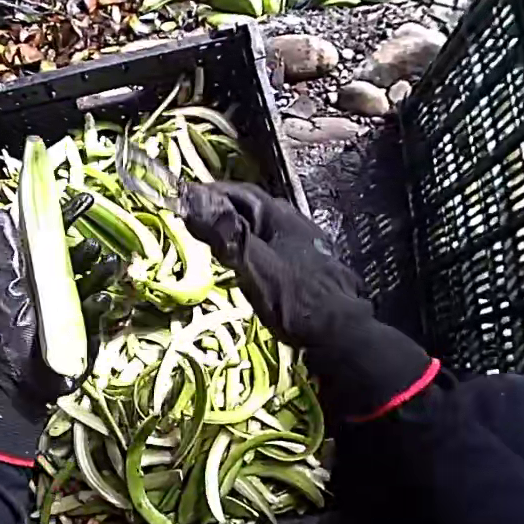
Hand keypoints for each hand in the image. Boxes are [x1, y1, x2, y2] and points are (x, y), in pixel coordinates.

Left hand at [0, 207, 97, 462]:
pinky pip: (100, 313)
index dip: (67, 218)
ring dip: (103, 273)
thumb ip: (2, 254)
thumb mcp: (1, 289)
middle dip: (89, 251)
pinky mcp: (88, 327)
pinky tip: (104, 299)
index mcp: (36, 272)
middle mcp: (58, 284)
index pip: (54, 238)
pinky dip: (103, 304)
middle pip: (79, 259)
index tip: (84, 202)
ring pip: (95, 282)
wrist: (20, 382)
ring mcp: (75, 306)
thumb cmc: (8, 335)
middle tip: (95, 246)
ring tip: (108, 265)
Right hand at [181, 182, 369, 348]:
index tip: (185, 198)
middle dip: (222, 209)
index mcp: (278, 215)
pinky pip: (269, 244)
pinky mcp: (305, 262)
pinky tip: (243, 260)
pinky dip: (250, 245)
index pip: (238, 192)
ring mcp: (303, 241)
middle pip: (251, 207)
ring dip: (236, 227)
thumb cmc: (292, 297)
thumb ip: (224, 234)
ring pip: (261, 226)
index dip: (210, 192)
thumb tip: (193, 201)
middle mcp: (293, 221)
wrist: (338, 331)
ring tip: (213, 238)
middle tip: (195, 218)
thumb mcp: (252, 265)